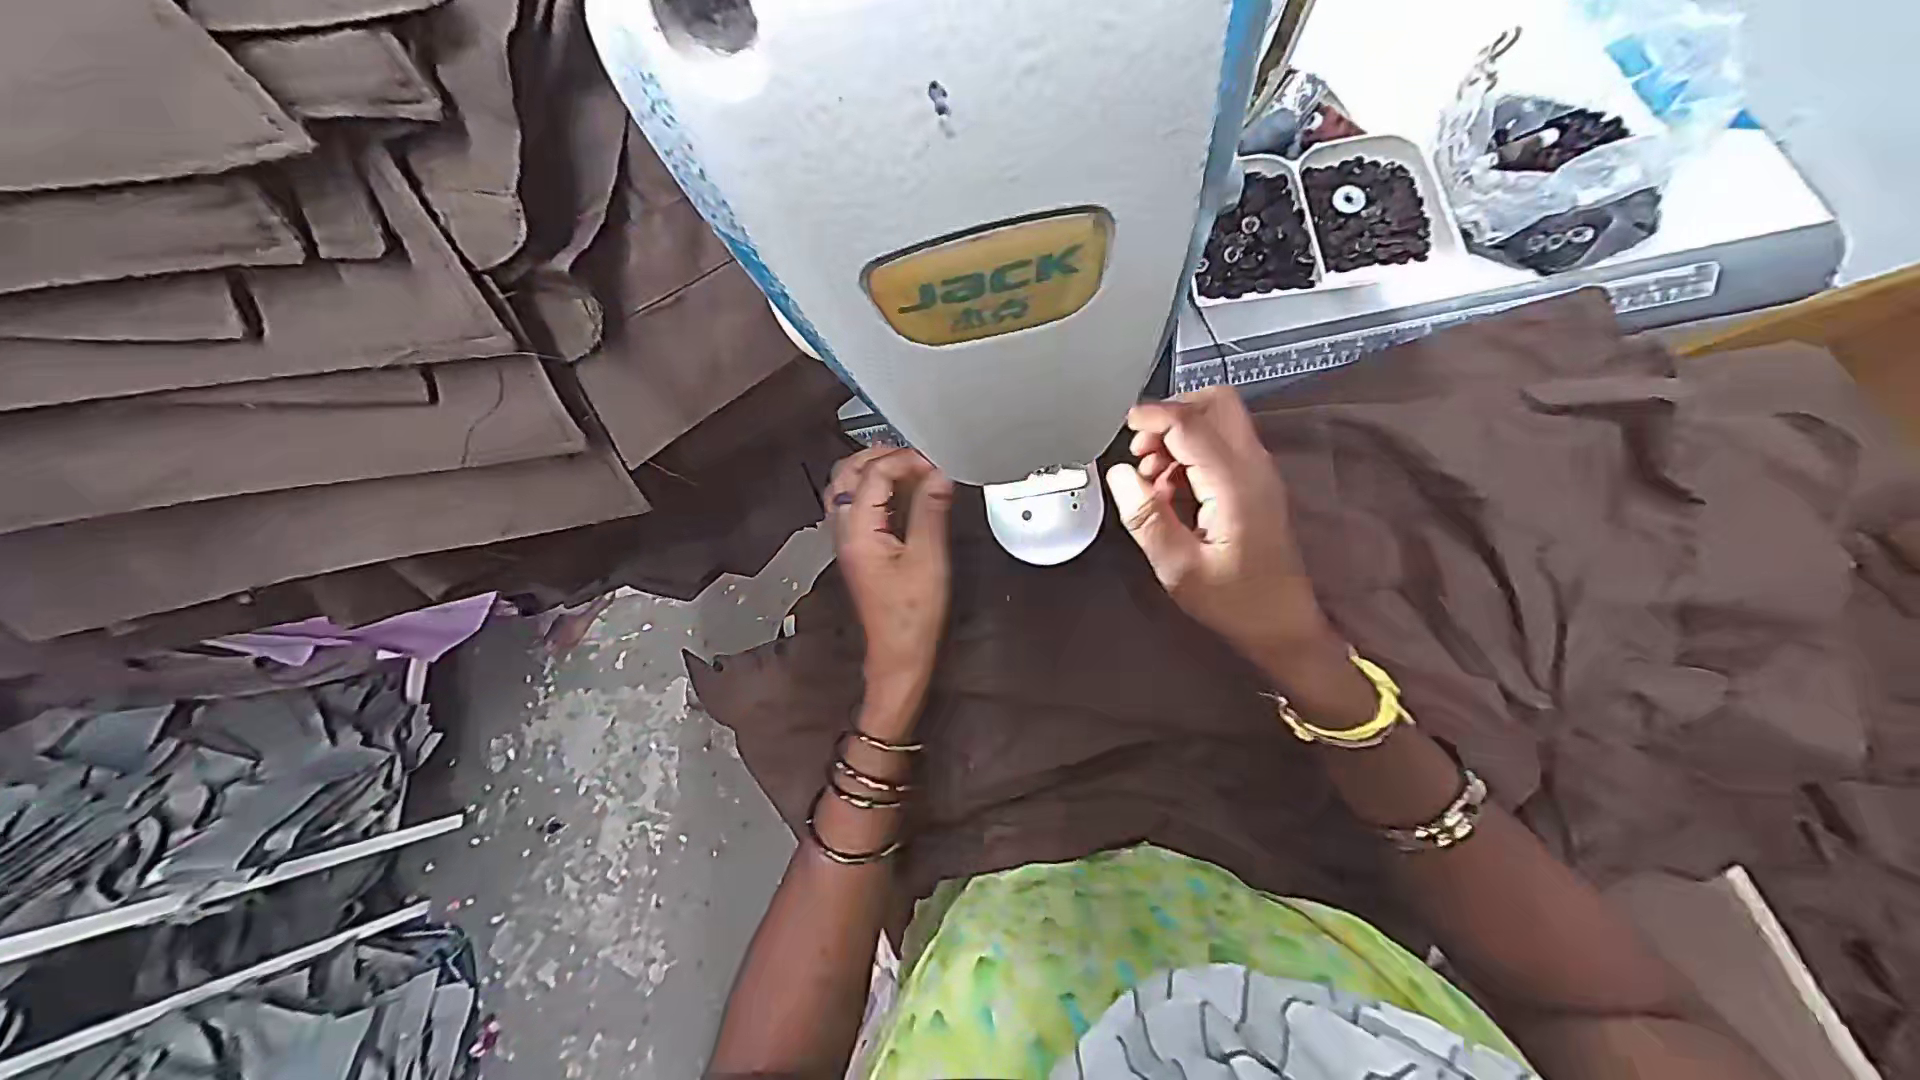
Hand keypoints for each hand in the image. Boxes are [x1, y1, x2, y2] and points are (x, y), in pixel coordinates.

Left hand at [824, 447, 954, 702]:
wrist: (898, 652)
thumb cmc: (910, 617)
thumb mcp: (929, 558)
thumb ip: (931, 510)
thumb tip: (938, 475)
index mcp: (858, 532)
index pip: (873, 475)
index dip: (904, 461)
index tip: (931, 462)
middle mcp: (845, 534)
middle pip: (847, 474)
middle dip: (881, 456)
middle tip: (915, 456)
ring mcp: (848, 542)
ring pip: (846, 488)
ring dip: (872, 470)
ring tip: (905, 467)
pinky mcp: (857, 550)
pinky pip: (854, 507)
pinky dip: (872, 490)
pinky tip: (897, 494)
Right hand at [1105, 387, 1335, 674]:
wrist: (1283, 623)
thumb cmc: (1234, 602)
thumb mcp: (1177, 567)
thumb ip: (1145, 517)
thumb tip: (1120, 474)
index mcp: (1234, 484)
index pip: (1191, 423)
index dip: (1152, 416)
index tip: (1122, 426)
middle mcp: (1253, 467)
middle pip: (1216, 402)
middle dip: (1170, 414)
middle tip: (1142, 449)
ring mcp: (1259, 472)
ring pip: (1218, 420)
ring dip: (1178, 435)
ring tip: (1152, 477)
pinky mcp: (1255, 483)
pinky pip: (1220, 445)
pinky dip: (1189, 453)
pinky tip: (1171, 491)